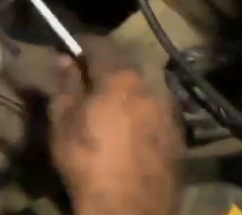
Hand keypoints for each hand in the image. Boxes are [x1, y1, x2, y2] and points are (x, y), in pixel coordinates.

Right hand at [48, 37, 182, 214]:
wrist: (129, 213)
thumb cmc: (87, 160)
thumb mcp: (63, 119)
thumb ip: (65, 84)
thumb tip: (65, 59)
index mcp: (119, 78)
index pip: (98, 45)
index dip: (79, 44)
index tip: (66, 49)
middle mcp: (150, 90)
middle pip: (123, 66)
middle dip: (104, 66)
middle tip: (85, 78)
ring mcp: (169, 116)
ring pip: (142, 90)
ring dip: (124, 89)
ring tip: (107, 103)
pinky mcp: (179, 142)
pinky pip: (155, 113)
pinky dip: (140, 111)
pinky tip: (127, 127)